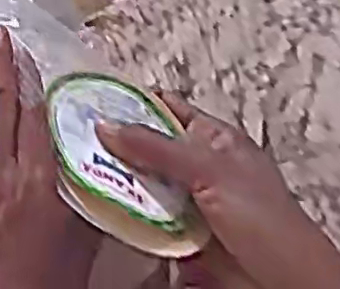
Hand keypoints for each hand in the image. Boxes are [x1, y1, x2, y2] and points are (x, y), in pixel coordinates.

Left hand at [0, 30, 98, 288]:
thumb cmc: (43, 284)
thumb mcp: (78, 244)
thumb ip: (82, 197)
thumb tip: (90, 166)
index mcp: (37, 182)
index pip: (37, 116)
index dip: (35, 83)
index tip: (31, 54)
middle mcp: (2, 170)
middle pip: (3, 105)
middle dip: (3, 66)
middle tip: (1, 35)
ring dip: (1, 136)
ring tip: (14, 164)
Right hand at [100, 97, 339, 288]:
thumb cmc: (264, 220)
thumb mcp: (209, 172)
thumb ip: (156, 147)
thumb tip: (104, 123)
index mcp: (212, 138)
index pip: (165, 107)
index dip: (132, 100)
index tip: (93, 99)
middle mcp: (197, 165)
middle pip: (147, 146)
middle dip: (116, 143)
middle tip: (75, 136)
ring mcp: (190, 203)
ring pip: (144, 183)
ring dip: (117, 180)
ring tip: (77, 167)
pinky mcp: (182, 239)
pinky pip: (146, 221)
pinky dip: (126, 216)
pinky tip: (100, 207)